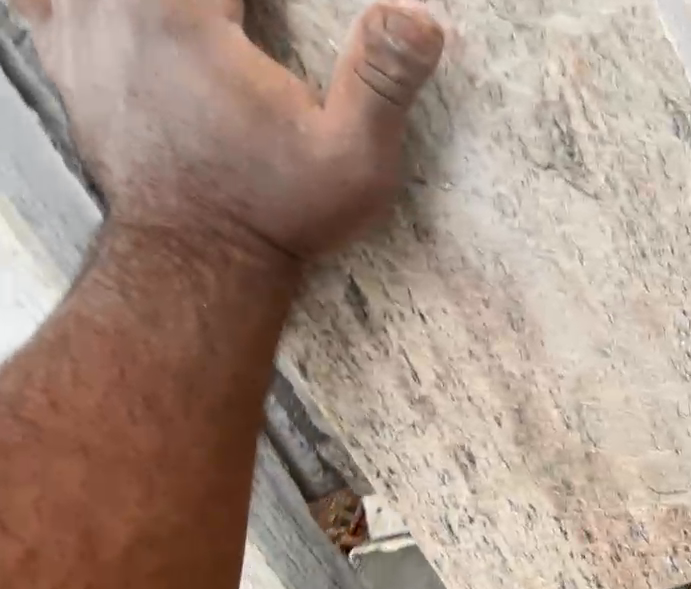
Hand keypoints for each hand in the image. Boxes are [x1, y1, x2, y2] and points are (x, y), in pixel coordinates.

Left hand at [17, 0, 444, 265]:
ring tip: (225, 28)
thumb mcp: (358, 154)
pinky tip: (129, 20)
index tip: (297, 13)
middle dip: (233, 4)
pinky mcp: (67, 57)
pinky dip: (86, 4)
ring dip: (180, 7)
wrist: (205, 256)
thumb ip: (384, 79)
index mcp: (180, 14)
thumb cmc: (284, 208)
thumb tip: (419, 19)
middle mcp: (112, 7)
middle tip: (264, 24)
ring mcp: (77, 28)